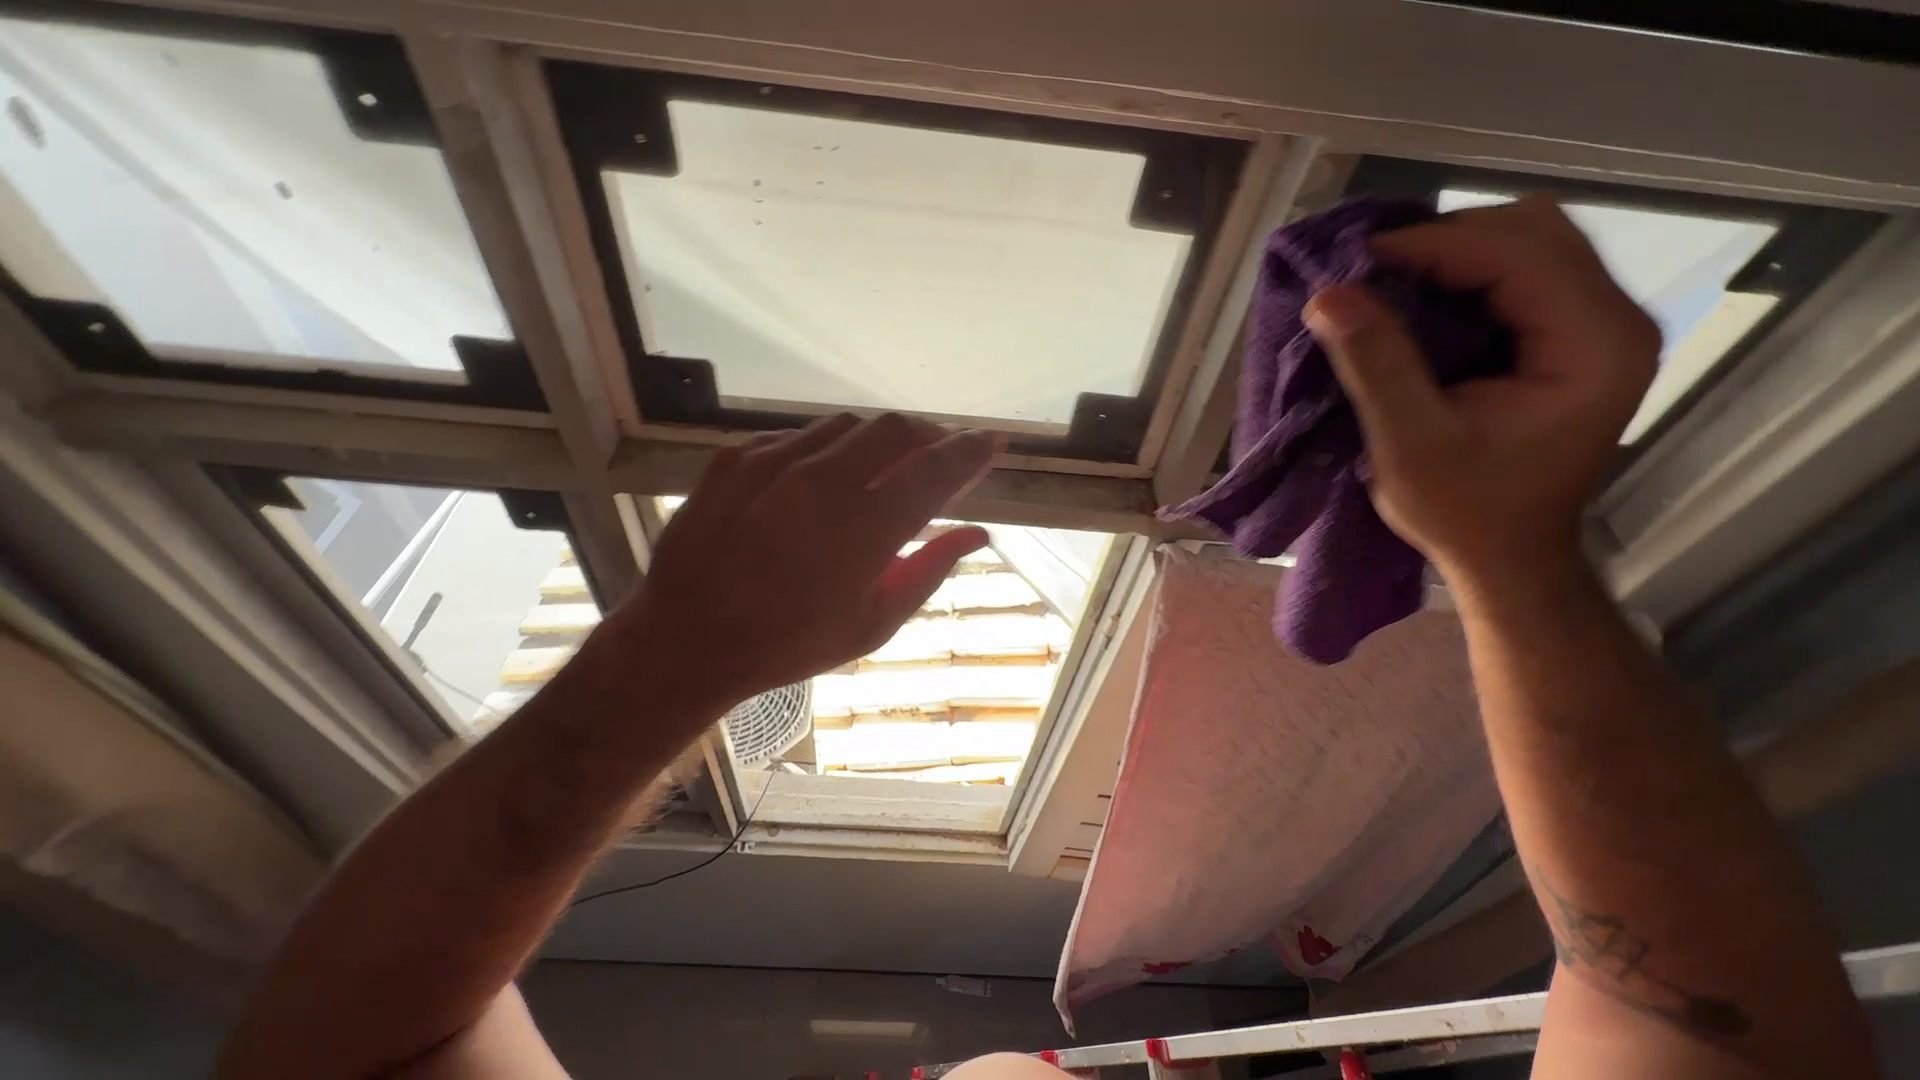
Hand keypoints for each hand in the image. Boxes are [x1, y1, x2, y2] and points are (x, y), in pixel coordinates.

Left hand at [612, 413, 999, 719]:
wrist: (687, 638)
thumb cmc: (790, 643)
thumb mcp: (873, 623)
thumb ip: (928, 569)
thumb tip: (978, 534)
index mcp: (866, 527)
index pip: (936, 469)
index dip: (971, 451)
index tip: (992, 443)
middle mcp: (824, 480)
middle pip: (895, 429)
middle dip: (929, 434)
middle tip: (939, 455)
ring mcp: (775, 462)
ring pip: (846, 426)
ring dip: (876, 440)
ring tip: (879, 468)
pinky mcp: (737, 457)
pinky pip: (796, 436)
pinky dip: (825, 450)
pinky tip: (820, 479)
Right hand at [1303, 196, 1658, 579]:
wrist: (1509, 555)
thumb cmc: (1465, 513)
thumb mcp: (1410, 446)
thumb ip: (1377, 366)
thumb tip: (1327, 294)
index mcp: (1594, 346)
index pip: (1518, 254)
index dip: (1432, 245)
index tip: (1354, 263)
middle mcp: (1615, 320)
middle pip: (1534, 229)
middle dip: (1446, 240)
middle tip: (1373, 273)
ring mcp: (1601, 323)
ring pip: (1530, 240)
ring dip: (1456, 251)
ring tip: (1392, 282)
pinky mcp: (1577, 333)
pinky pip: (1525, 270)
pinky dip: (1466, 272)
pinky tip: (1421, 298)